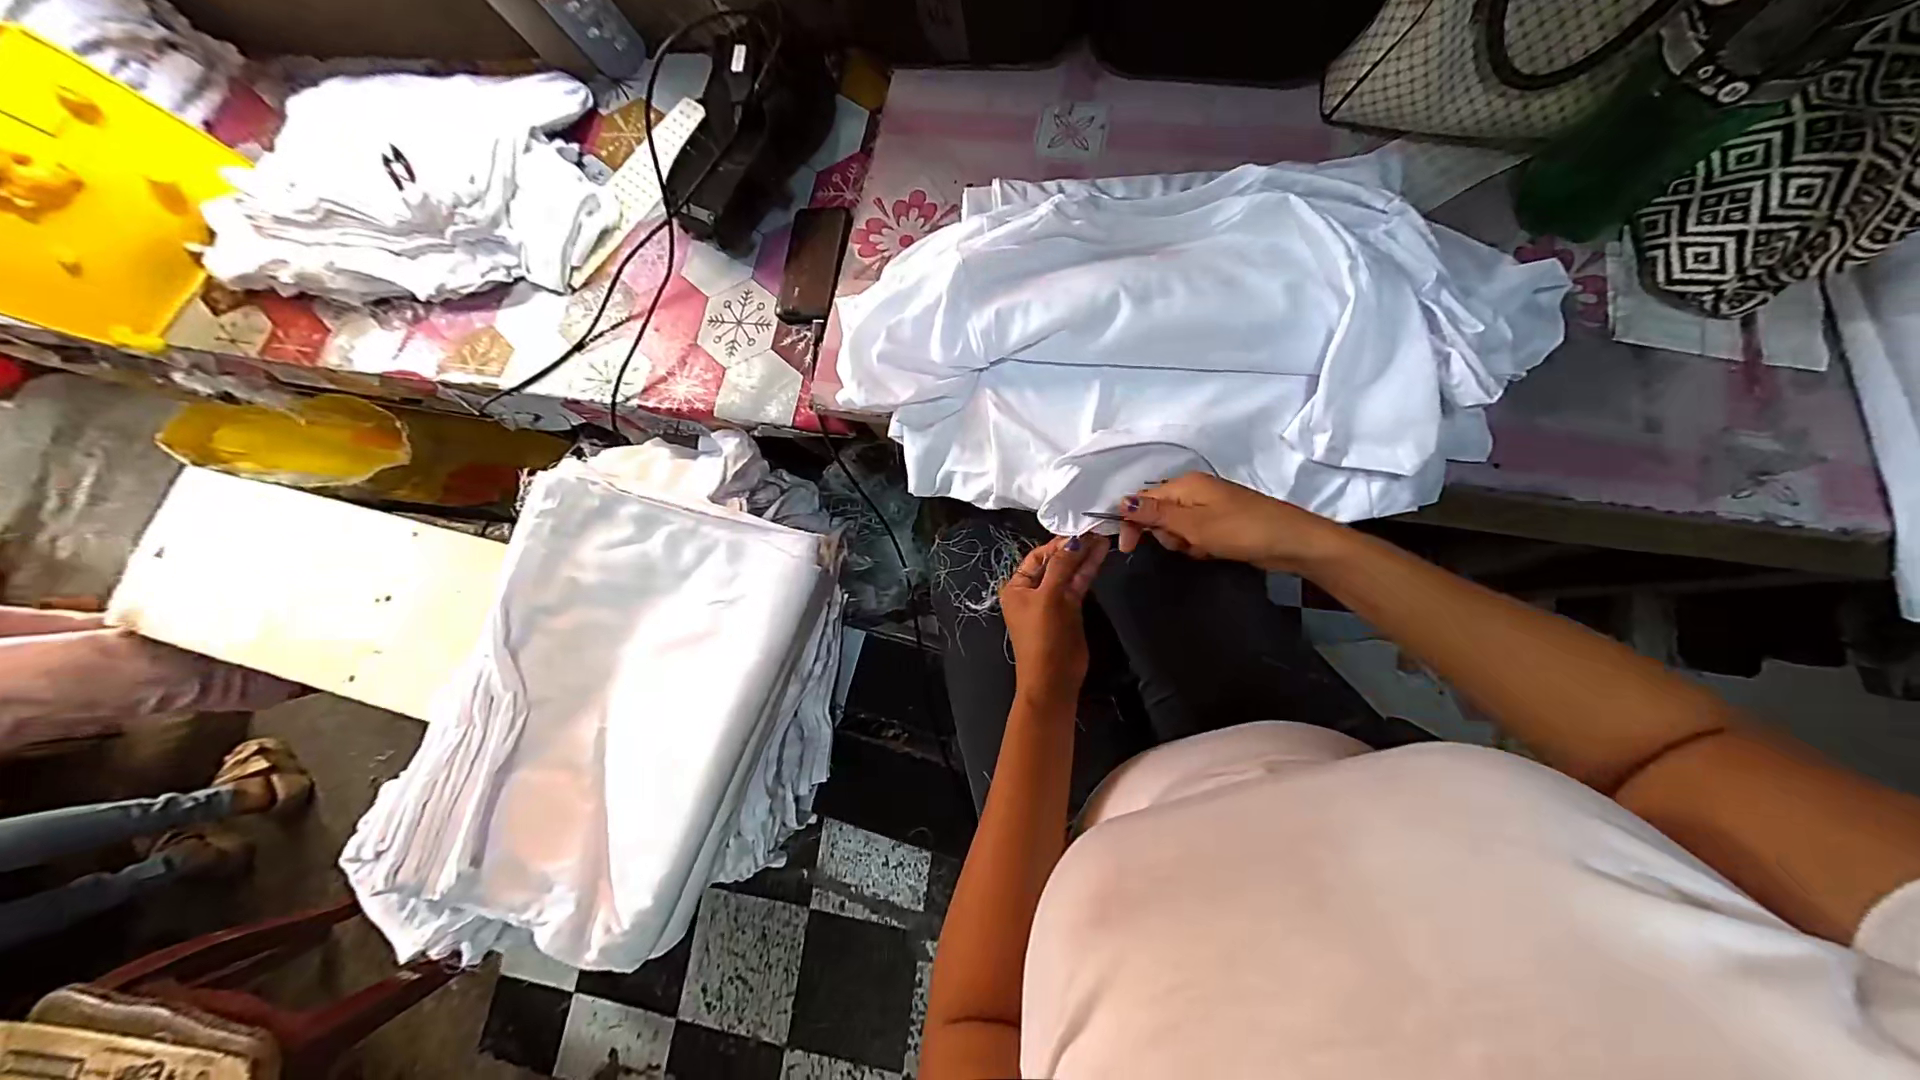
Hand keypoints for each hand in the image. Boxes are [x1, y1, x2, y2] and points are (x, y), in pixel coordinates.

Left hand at [1000, 534, 1109, 707]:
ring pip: (1069, 572)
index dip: (1058, 543)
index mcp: (1016, 587)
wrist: (1053, 679)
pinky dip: (1088, 570)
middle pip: (1055, 562)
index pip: (1037, 556)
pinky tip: (1100, 555)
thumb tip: (1074, 540)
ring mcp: (1053, 600)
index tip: (1079, 529)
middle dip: (1074, 548)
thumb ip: (1062, 566)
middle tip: (1095, 529)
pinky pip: (1078, 584)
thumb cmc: (1043, 637)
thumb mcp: (1049, 597)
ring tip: (1102, 537)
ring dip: (1084, 556)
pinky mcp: (1070, 609)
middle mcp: (1032, 591)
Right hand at [1115, 472, 1347, 572]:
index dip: (1131, 523)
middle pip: (1157, 515)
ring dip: (1183, 543)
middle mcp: (1193, 491)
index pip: (1142, 500)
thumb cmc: (1240, 530)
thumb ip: (1155, 514)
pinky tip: (1213, 551)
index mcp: (1184, 484)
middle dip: (1165, 534)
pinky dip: (1198, 546)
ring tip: (1203, 548)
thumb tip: (1122, 502)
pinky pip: (1194, 535)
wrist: (1290, 542)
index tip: (1127, 548)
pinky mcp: (1220, 522)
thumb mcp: (1193, 524)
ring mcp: (1208, 507)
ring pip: (1175, 528)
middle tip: (1186, 543)